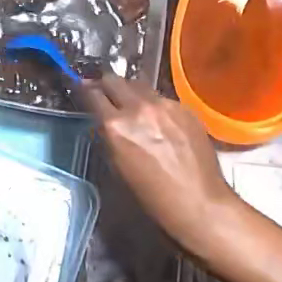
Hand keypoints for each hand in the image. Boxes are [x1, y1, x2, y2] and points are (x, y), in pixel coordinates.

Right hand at [77, 75, 244, 253]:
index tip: (81, 89)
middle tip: (105, 94)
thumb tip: (102, 122)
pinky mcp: (185, 108)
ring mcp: (164, 105)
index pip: (92, 93)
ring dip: (131, 93)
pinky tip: (160, 123)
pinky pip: (162, 98)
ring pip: (139, 85)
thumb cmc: (152, 196)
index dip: (84, 90)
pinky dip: (154, 105)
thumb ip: (107, 137)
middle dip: (106, 85)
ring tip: (134, 108)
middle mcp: (138, 108)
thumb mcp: (117, 168)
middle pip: (114, 79)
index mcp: (116, 126)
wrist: (199, 202)